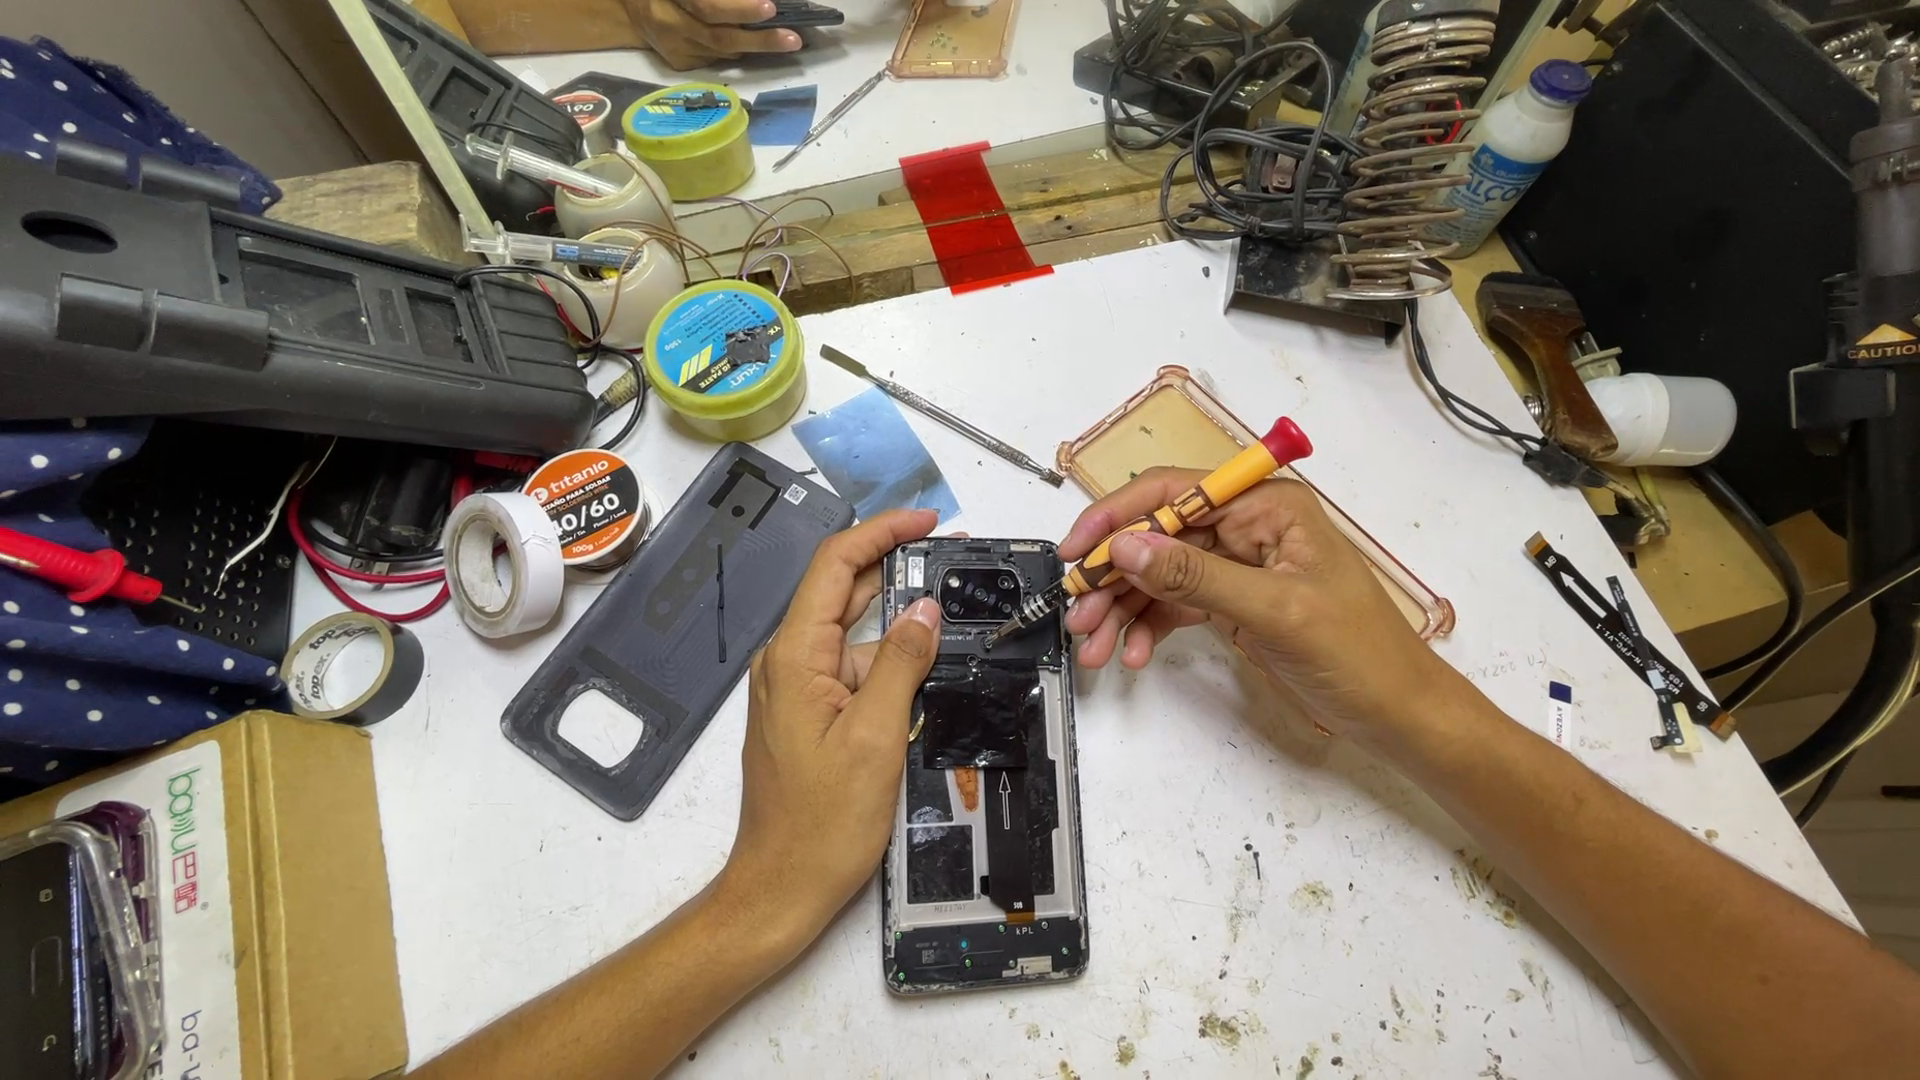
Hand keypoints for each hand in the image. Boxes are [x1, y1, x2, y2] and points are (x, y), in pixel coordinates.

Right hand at [623, 0, 800, 69]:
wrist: (626, 5)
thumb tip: (754, 0)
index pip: (708, 7)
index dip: (740, 9)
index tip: (770, 8)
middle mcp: (670, 25)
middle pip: (721, 38)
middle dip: (760, 40)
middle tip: (792, 39)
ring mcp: (675, 49)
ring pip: (722, 52)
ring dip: (754, 47)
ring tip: (783, 39)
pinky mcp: (679, 63)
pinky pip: (715, 58)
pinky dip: (735, 50)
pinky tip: (750, 43)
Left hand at [719, 509, 942, 946]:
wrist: (780, 888)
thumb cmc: (824, 821)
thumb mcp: (876, 737)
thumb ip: (902, 664)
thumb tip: (925, 607)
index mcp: (795, 655)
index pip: (835, 566)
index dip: (881, 532)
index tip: (929, 522)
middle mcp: (790, 660)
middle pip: (843, 592)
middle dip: (895, 566)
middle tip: (952, 556)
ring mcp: (798, 687)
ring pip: (853, 634)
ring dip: (898, 620)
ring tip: (952, 615)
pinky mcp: (810, 712)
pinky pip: (853, 669)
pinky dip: (889, 661)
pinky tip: (927, 669)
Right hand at [1059, 469, 1457, 741]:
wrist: (1397, 714)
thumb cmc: (1357, 653)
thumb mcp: (1275, 611)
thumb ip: (1196, 576)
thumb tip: (1124, 547)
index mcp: (1264, 505)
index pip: (1172, 492)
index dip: (1116, 517)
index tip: (1075, 553)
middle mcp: (1244, 527)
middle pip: (1155, 538)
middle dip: (1112, 578)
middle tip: (1078, 618)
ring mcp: (1234, 567)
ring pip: (1156, 576)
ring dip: (1121, 610)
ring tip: (1095, 649)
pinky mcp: (1229, 602)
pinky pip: (1172, 606)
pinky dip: (1148, 628)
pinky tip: (1135, 655)